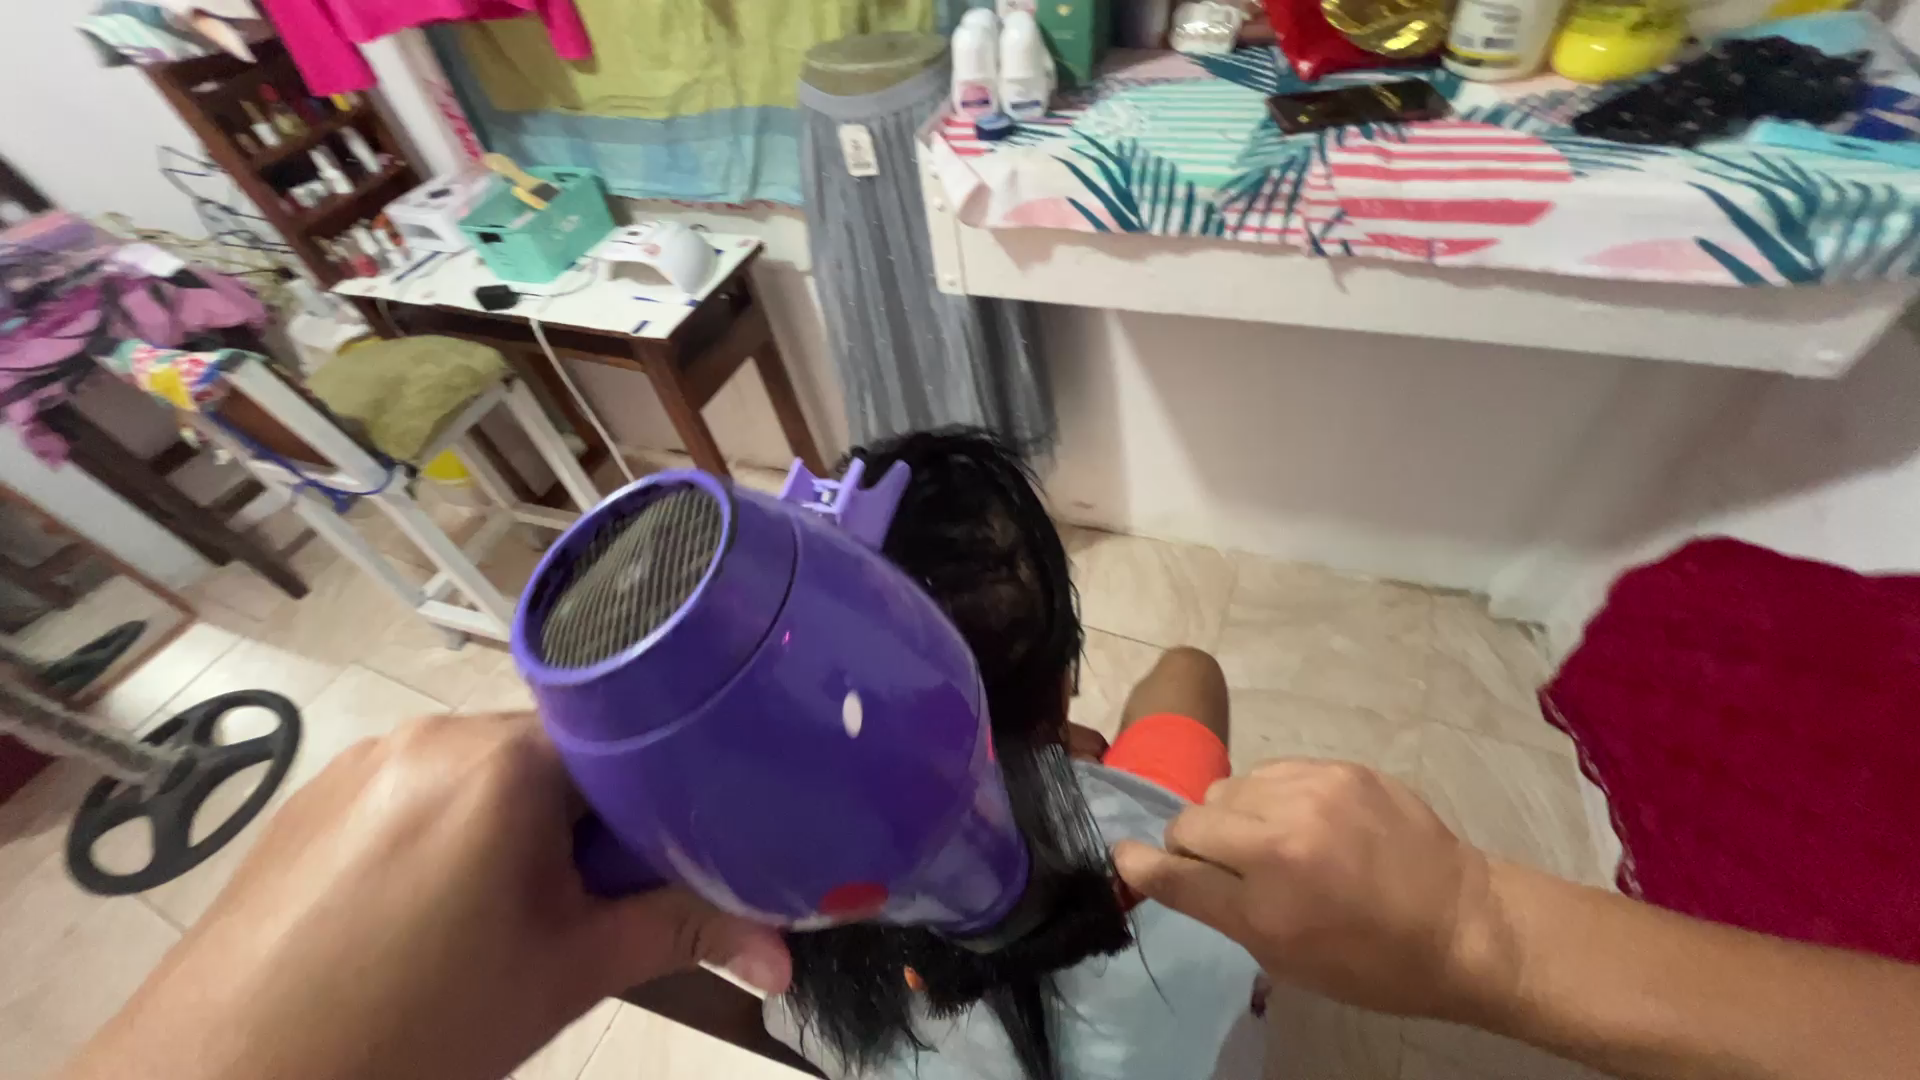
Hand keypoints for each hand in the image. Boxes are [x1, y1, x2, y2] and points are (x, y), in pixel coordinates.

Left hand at [66, 713, 790, 1079]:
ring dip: (525, 816)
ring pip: (494, 765)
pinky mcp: (320, 793)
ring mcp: (369, 757)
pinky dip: (457, 822)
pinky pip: (427, 782)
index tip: (668, 841)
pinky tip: (433, 901)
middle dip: (591, 811)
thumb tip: (785, 957)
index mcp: (506, 760)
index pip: (624, 739)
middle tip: (594, 888)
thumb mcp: (568, 974)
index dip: (658, 788)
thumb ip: (685, 936)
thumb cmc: (411, 1035)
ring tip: (513, 902)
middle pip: (559, 751)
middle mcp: (437, 731)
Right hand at [1112, 759, 1514, 1020]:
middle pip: (1189, 820)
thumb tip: (1158, 867)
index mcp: (1268, 906)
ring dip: (1236, 816)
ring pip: (1226, 789)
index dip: (1142, 866)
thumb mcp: (1286, 959)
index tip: (1124, 856)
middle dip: (1198, 844)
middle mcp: (1280, 840)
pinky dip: (1273, 797)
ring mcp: (1310, 793)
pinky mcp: (1336, 767)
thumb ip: (1218, 907)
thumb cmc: (1372, 961)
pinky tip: (1311, 821)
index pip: (1175, 875)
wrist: (1466, 922)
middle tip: (1233, 864)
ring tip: (1277, 839)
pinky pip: (1269, 773)